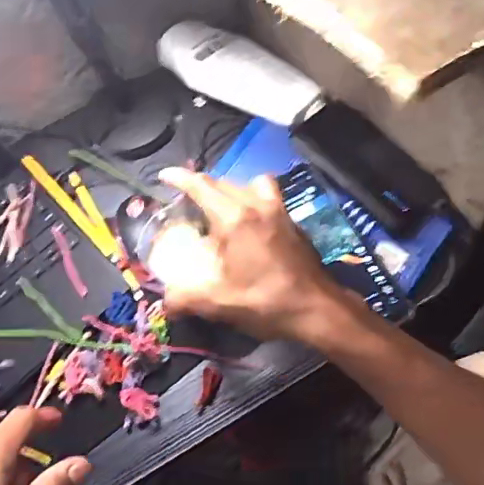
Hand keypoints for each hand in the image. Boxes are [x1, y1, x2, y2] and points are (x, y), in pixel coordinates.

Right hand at [153, 168, 343, 341]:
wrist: (318, 310)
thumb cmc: (268, 303)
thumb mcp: (221, 304)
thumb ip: (187, 299)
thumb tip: (166, 303)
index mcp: (236, 219)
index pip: (203, 187)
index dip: (181, 178)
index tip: (165, 175)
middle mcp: (258, 206)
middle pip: (225, 183)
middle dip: (203, 187)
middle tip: (187, 201)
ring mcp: (280, 212)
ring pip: (251, 185)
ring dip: (233, 190)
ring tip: (222, 210)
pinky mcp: (293, 223)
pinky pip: (269, 197)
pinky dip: (253, 200)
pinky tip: (250, 226)